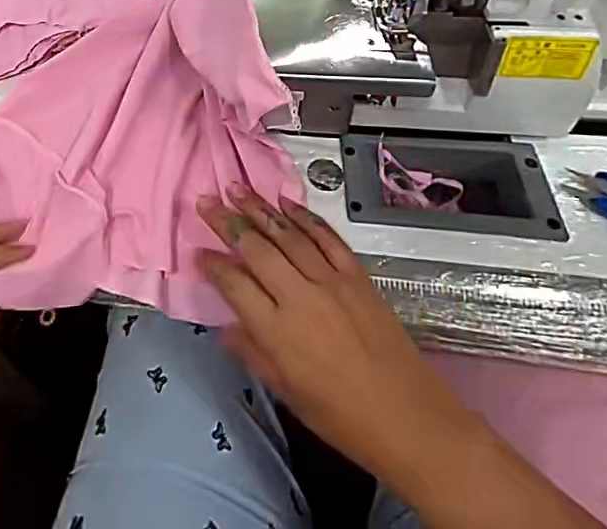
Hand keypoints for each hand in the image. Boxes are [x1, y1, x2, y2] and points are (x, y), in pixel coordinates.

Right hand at [197, 186, 601, 528]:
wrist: (409, 418)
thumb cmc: (342, 416)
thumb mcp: (287, 392)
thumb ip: (253, 353)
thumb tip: (225, 326)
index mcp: (278, 332)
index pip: (235, 284)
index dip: (213, 265)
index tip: (197, 251)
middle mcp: (300, 297)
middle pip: (256, 248)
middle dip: (228, 221)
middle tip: (206, 200)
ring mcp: (331, 281)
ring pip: (288, 234)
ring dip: (260, 208)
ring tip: (238, 188)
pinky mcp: (357, 275)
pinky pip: (327, 237)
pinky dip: (305, 217)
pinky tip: (287, 203)